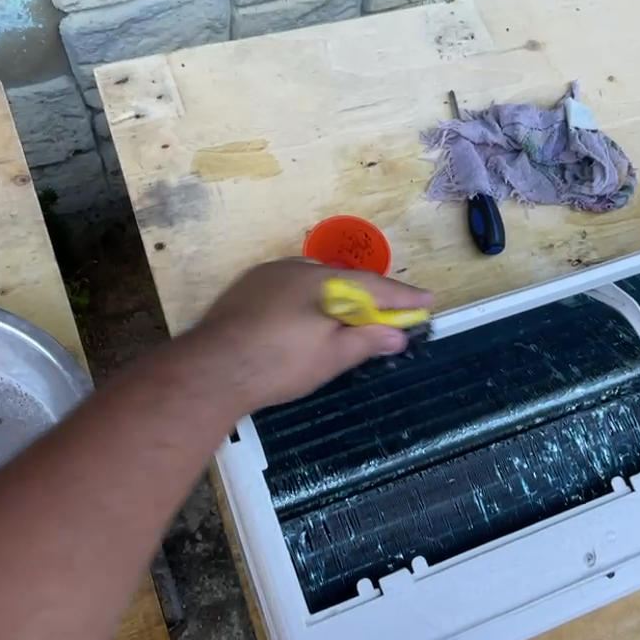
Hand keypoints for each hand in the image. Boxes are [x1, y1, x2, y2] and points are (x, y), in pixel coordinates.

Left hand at [185, 259, 432, 414]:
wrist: (211, 370)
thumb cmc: (278, 363)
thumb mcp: (330, 356)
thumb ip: (366, 340)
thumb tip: (398, 334)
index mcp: (320, 280)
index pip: (373, 286)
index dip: (401, 296)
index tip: (427, 301)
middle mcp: (293, 269)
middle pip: (342, 280)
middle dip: (368, 295)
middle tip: (390, 312)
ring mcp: (264, 277)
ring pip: (312, 283)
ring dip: (335, 297)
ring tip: (350, 316)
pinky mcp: (244, 291)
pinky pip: (288, 290)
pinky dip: (307, 302)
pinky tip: (306, 319)